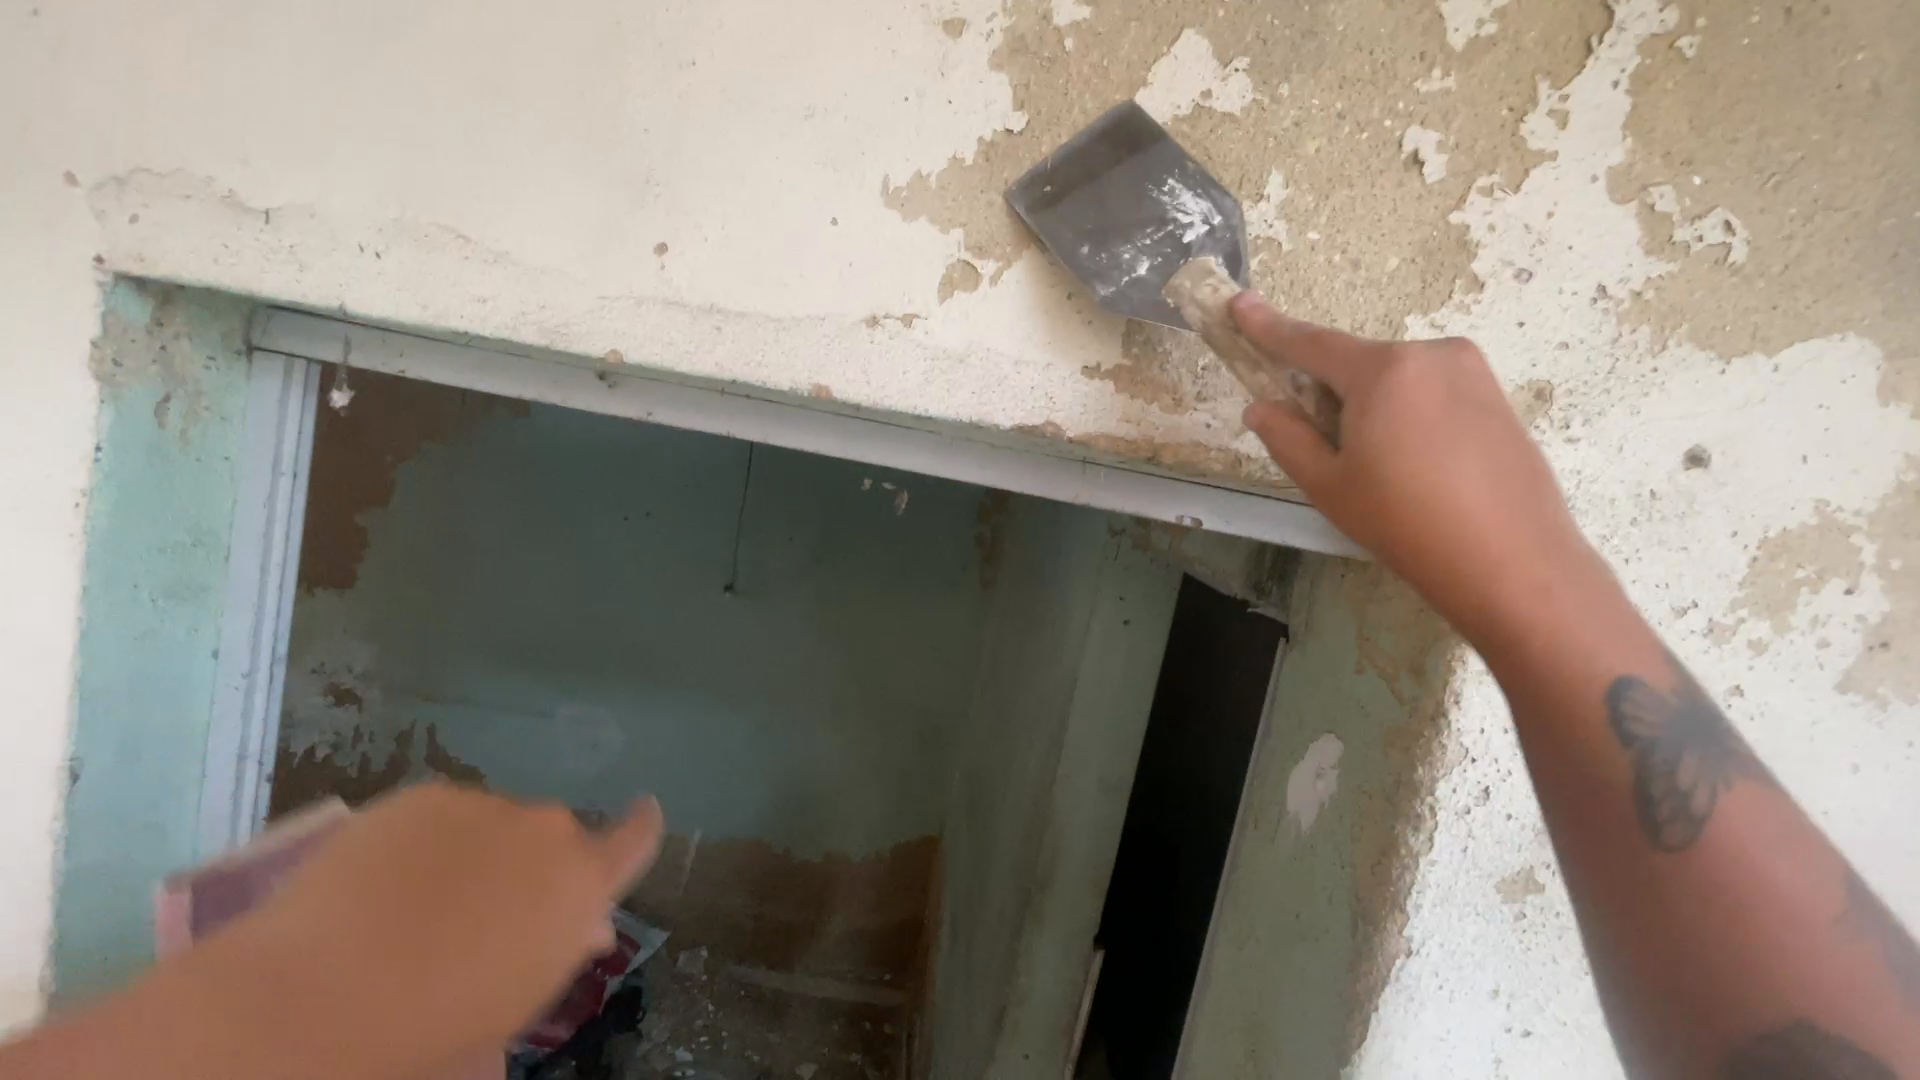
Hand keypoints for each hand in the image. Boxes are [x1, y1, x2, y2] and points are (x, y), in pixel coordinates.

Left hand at [232, 782, 663, 1076]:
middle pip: (554, 838)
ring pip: (493, 826)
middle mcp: (549, 832)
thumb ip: (559, 955)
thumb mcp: (515, 1008)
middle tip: (486, 907)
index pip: (638, 837)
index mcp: (583, 886)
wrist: (314, 999)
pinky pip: (440, 815)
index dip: (642, 823)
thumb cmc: (430, 1029)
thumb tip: (583, 930)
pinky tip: (378, 886)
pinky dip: (422, 842)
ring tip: (416, 904)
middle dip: (531, 865)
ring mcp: (487, 807)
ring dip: (475, 853)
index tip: (644, 808)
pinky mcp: (426, 795)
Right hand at [1232, 292, 1610, 645]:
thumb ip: (1286, 438)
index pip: (1310, 342)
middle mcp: (1430, 354)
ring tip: (1378, 468)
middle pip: (1355, 363)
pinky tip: (1414, 465)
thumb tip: (1260, 406)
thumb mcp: (1327, 485)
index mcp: (1383, 371)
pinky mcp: (1495, 394)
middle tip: (1323, 447)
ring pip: (1393, 378)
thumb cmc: (1404, 522)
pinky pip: (1428, 390)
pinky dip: (1404, 413)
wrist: (1513, 561)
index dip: (1268, 327)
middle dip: (1327, 391)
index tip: (1239, 303)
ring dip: (1368, 406)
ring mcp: (1471, 370)